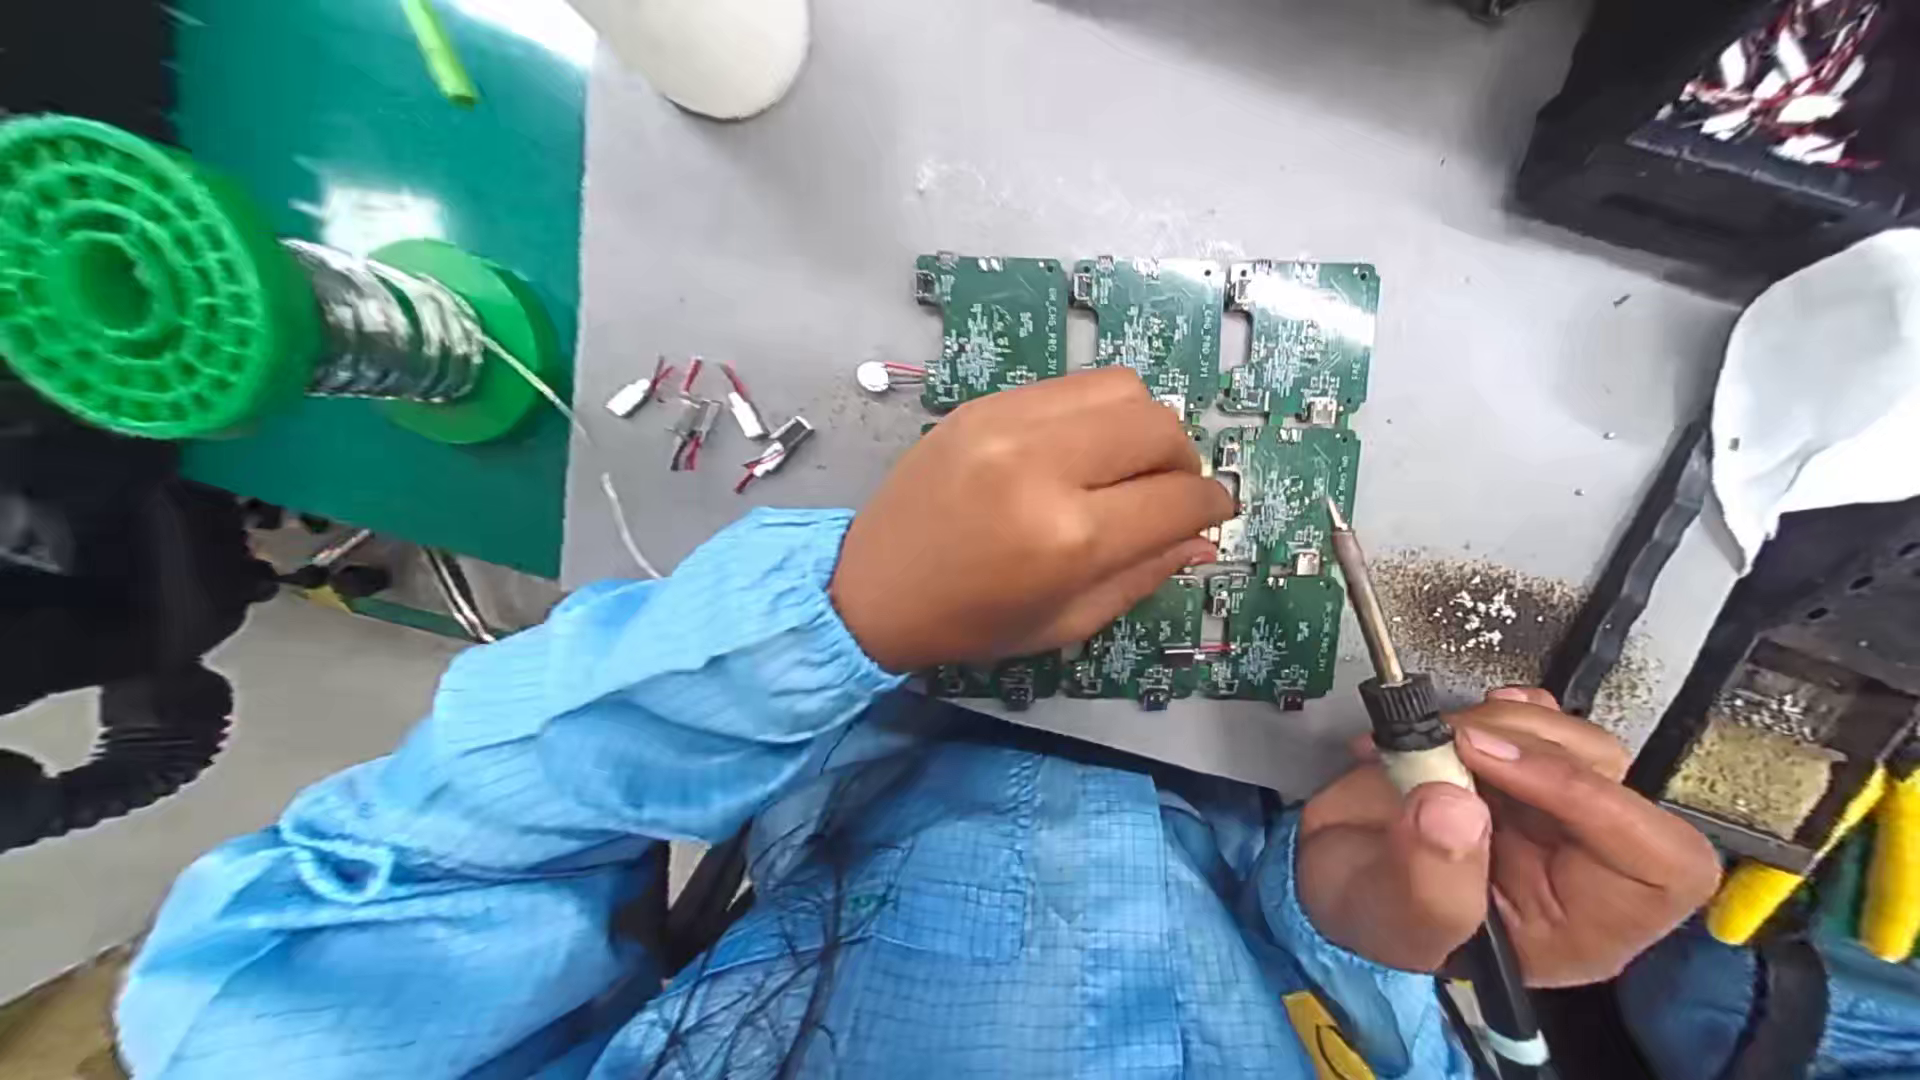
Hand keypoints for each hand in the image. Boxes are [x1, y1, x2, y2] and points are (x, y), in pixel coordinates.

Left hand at [831, 368, 1232, 672]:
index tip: (1213, 512)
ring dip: (1142, 426)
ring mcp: (1007, 423)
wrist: (873, 588)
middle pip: (1159, 427)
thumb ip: (1143, 574)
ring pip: (1120, 389)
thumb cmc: (970, 622)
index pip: (1179, 499)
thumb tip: (1201, 537)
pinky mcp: (982, 406)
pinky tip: (1076, 448)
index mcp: (1069, 537)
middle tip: (1167, 491)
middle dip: (1183, 461)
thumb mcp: (1066, 621)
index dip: (1211, 506)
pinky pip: (1068, 387)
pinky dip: (1093, 413)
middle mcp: (1043, 465)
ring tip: (1123, 464)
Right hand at [1296, 688, 1720, 985]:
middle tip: (1445, 740)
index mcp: (1582, 920)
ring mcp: (1533, 804)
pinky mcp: (1494, 765)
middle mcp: (1573, 856)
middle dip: (1526, 745)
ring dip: (1495, 721)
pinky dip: (1499, 708)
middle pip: (1612, 780)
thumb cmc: (1373, 917)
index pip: (1653, 857)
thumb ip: (1431, 880)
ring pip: (1570, 741)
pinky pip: (1530, 723)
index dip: (1583, 794)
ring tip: (1422, 736)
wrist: (1330, 873)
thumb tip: (1455, 802)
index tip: (1483, 757)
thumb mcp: (1398, 920)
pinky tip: (1458, 717)